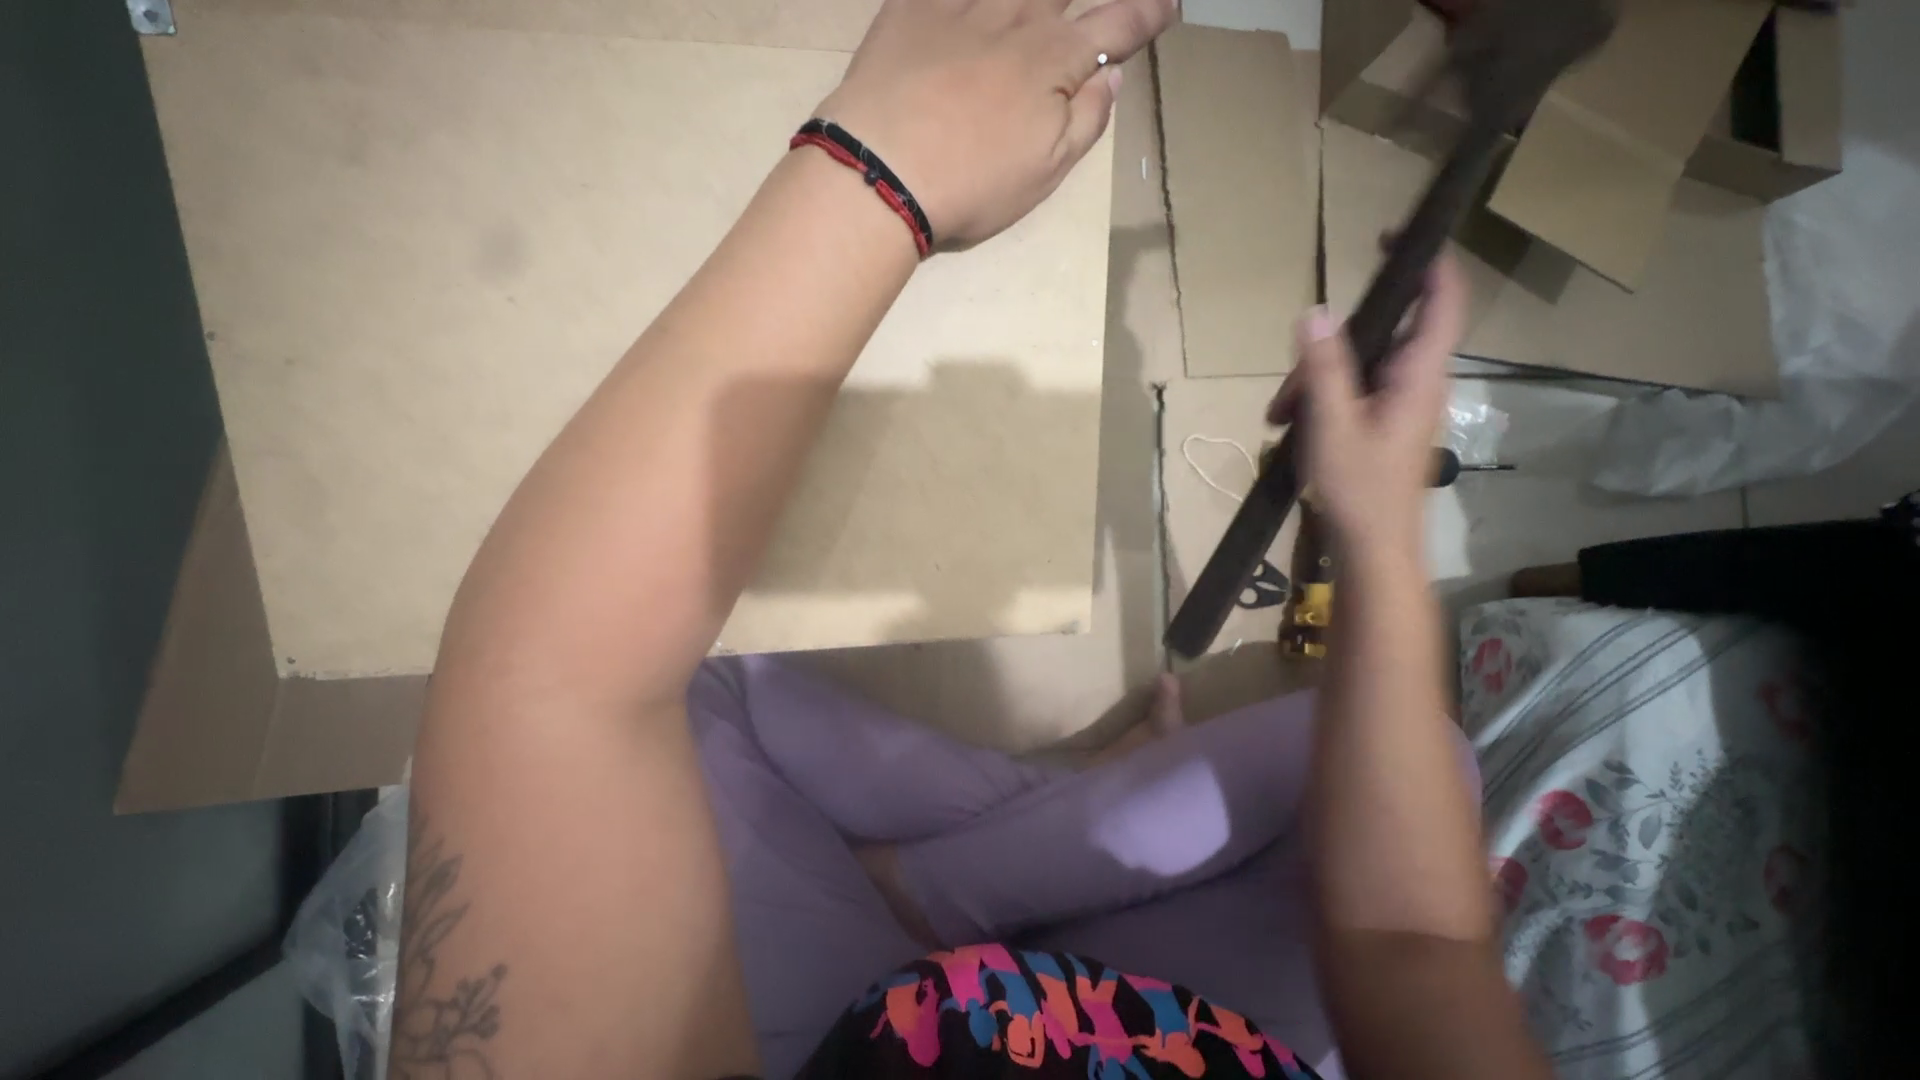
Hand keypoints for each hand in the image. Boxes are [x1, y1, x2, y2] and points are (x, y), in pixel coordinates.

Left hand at [819, 0, 1177, 248]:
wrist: (880, 170)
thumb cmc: (971, 184)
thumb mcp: (1045, 171)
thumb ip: (1085, 121)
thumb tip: (1110, 80)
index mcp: (1055, 62)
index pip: (1117, 26)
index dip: (1147, 15)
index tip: (1168, 6)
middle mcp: (1017, 19)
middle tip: (1110, 1)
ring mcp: (962, 6)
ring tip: (1042, 1)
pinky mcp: (913, 8)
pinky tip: (971, 1)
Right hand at [1267, 256, 1467, 558]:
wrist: (1373, 546)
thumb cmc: (1360, 487)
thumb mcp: (1333, 424)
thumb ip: (1324, 367)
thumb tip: (1315, 313)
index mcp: (1419, 374)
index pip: (1442, 301)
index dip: (1429, 262)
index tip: (1392, 237)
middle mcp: (1417, 381)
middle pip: (1382, 334)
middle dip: (1329, 346)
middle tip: (1289, 383)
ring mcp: (1400, 402)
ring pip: (1358, 364)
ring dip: (1314, 380)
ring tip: (1280, 416)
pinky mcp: (1383, 421)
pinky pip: (1352, 390)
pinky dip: (1320, 399)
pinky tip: (1288, 425)